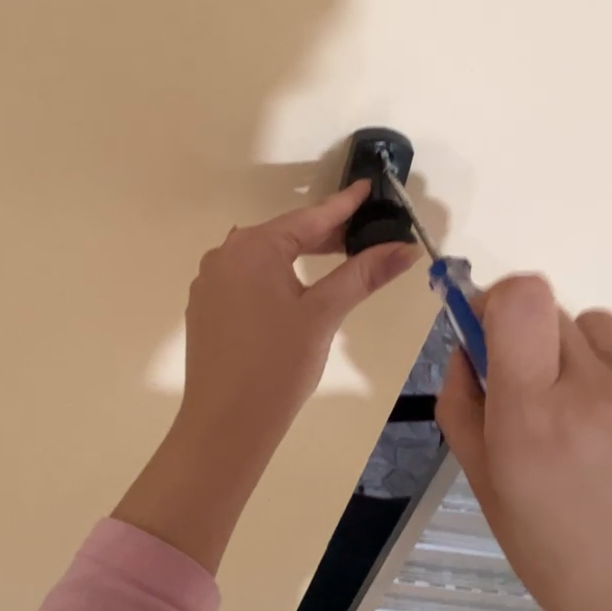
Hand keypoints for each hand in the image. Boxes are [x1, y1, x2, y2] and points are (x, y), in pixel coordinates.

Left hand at [176, 181, 420, 445]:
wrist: (225, 422)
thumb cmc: (278, 364)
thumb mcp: (324, 314)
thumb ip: (362, 275)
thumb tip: (406, 248)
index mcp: (252, 247)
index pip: (309, 218)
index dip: (344, 205)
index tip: (368, 188)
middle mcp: (224, 254)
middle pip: (284, 235)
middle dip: (324, 234)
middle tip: (365, 233)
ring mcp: (209, 281)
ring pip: (264, 258)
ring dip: (299, 256)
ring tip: (338, 260)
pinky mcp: (205, 307)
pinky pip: (246, 279)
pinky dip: (275, 276)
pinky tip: (296, 291)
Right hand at [436, 275, 611, 610]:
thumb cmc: (559, 559)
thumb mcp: (487, 487)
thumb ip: (463, 407)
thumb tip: (465, 350)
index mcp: (532, 411)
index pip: (523, 298)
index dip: (503, 298)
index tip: (493, 325)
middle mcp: (596, 390)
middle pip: (558, 313)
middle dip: (537, 342)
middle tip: (541, 395)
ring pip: (608, 338)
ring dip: (588, 363)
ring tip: (597, 427)